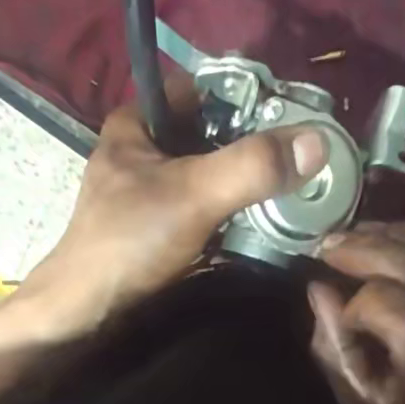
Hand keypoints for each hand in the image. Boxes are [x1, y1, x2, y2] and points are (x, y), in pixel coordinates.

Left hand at [19, 79, 328, 334]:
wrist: (87, 313)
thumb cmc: (128, 242)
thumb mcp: (193, 194)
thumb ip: (251, 167)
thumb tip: (316, 142)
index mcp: (138, 123)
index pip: (203, 91)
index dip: (247, 98)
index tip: (293, 115)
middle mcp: (145, 152)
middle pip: (212, 135)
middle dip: (255, 146)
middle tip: (303, 158)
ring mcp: (153, 192)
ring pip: (212, 174)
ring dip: (247, 183)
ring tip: (295, 188)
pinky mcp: (163, 228)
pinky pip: (209, 208)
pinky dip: (235, 213)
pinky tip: (266, 222)